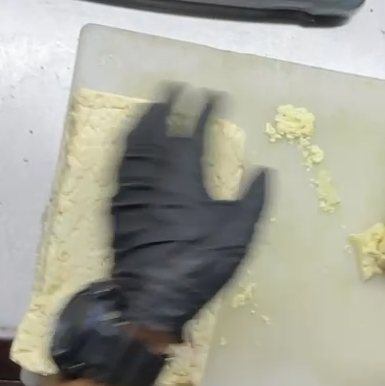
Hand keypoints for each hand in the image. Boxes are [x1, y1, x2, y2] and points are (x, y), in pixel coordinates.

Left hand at [111, 87, 269, 337]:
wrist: (150, 298)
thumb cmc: (199, 264)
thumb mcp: (237, 233)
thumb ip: (253, 199)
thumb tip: (265, 172)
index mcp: (184, 174)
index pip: (195, 129)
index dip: (205, 109)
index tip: (215, 95)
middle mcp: (154, 172)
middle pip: (157, 126)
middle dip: (167, 103)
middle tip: (177, 87)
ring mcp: (132, 187)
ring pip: (134, 142)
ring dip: (144, 119)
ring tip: (152, 107)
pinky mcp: (119, 205)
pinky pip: (121, 163)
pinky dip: (128, 145)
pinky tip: (132, 146)